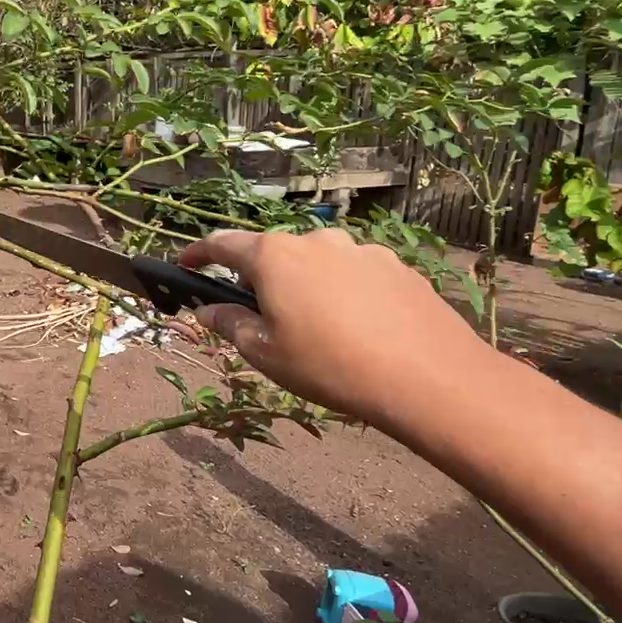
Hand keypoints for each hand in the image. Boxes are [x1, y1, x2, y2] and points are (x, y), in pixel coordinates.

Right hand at [179, 228, 484, 419]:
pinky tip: (352, 325)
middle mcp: (315, 241)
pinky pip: (352, 272)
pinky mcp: (398, 267)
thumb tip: (207, 310)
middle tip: (255, 310)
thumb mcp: (265, 353)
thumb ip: (230, 324)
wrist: (436, 381)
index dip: (197, 254)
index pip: (221, 244)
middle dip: (256, 276)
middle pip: (271, 251)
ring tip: (310, 322)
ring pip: (314, 261)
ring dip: (301, 282)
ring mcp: (361, 251)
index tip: (184, 265)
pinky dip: (339, 290)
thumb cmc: (333, 366)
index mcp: (274, 256)